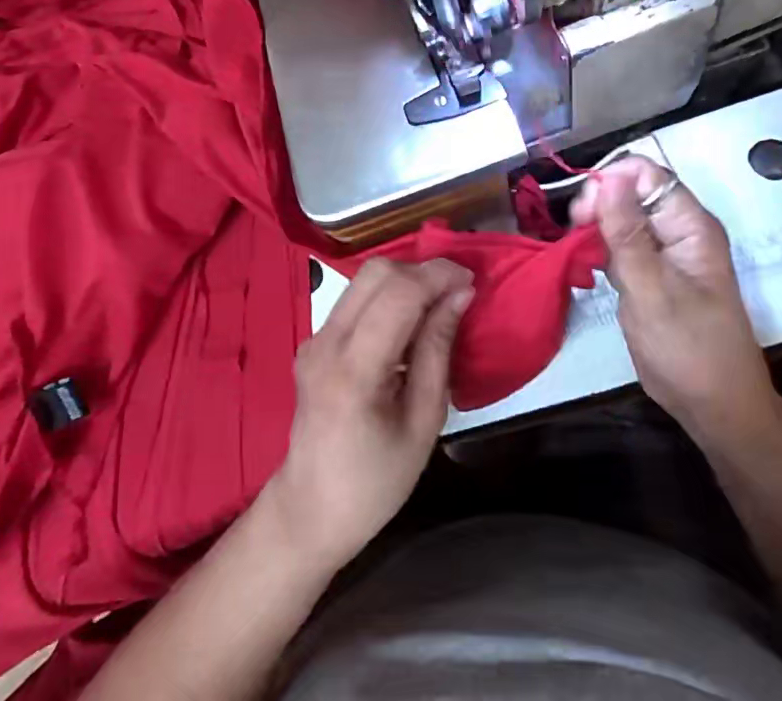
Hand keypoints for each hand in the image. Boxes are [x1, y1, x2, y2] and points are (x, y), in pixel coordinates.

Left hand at [262, 258, 473, 568]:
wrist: (310, 510)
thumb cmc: (376, 482)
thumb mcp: (423, 422)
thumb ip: (437, 351)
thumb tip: (459, 296)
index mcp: (354, 369)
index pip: (398, 293)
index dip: (439, 276)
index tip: (472, 282)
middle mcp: (326, 343)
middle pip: (375, 272)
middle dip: (422, 271)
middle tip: (456, 293)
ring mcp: (313, 340)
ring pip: (363, 281)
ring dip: (405, 282)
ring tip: (439, 308)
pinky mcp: (313, 343)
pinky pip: (354, 302)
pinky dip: (388, 300)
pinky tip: (409, 328)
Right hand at [571, 156, 781, 448]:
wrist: (712, 405)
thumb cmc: (688, 347)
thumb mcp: (652, 288)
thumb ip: (627, 233)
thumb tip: (609, 177)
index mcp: (689, 226)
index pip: (647, 175)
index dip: (611, 182)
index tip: (581, 212)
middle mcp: (676, 232)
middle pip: (630, 193)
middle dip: (597, 205)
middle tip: (574, 235)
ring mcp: (661, 254)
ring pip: (620, 220)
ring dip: (593, 229)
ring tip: (575, 253)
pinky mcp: (647, 275)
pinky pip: (618, 247)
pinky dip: (597, 251)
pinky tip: (581, 266)